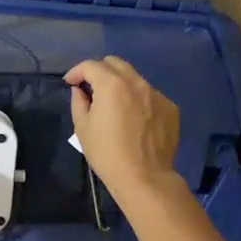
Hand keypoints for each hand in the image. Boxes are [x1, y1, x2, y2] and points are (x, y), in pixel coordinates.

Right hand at [64, 56, 181, 198]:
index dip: (76, 71)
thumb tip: (80, 90)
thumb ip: (79, 102)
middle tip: (91, 87)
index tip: (70, 83)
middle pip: (115, 63)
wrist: (145, 177)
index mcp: (112, 84)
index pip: (91, 66)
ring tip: (114, 104)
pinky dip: (138, 100)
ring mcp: (156, 94)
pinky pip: (149, 95)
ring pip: (134, 79)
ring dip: (120, 84)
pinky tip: (134, 119)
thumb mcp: (82, 128)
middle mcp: (136, 82)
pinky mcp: (170, 108)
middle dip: (99, 71)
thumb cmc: (107, 153)